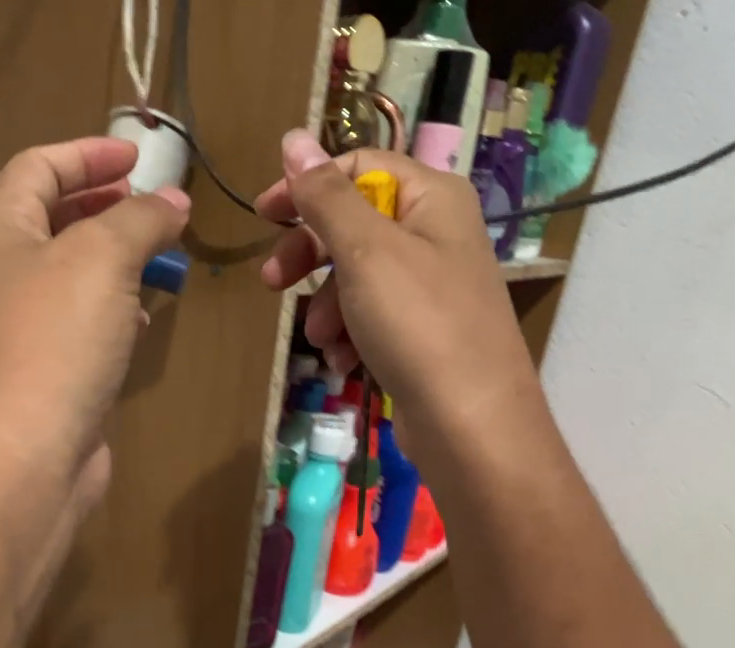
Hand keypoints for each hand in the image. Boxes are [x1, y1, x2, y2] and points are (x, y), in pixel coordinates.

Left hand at [0, 137, 189, 491]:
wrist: (24, 455)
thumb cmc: (55, 341)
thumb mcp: (102, 258)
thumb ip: (140, 219)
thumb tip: (172, 201)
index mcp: (3, 230)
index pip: (40, 167)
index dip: (89, 153)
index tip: (139, 155)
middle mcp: (7, 275)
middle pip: (55, 220)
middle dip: (105, 205)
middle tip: (152, 205)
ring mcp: (27, 329)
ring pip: (75, 277)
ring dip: (116, 261)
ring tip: (160, 258)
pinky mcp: (52, 374)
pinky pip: (85, 327)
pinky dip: (116, 314)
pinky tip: (143, 324)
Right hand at [256, 129, 535, 458]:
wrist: (469, 420)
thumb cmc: (419, 324)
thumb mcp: (365, 251)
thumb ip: (326, 197)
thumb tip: (293, 139)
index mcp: (431, 198)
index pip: (359, 167)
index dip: (308, 187)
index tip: (264, 216)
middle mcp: (436, 234)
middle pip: (354, 224)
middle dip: (311, 255)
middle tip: (273, 282)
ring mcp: (431, 286)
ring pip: (357, 277)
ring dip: (327, 305)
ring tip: (320, 339)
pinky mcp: (423, 332)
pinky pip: (372, 317)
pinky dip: (350, 334)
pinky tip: (343, 361)